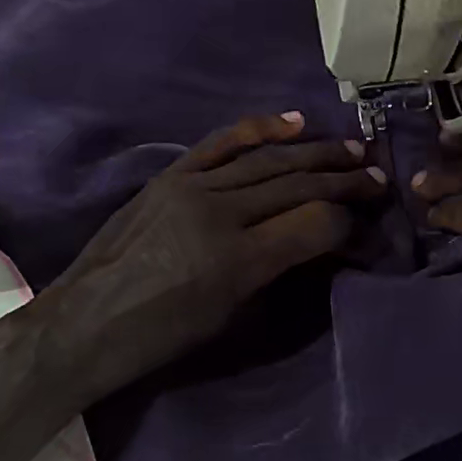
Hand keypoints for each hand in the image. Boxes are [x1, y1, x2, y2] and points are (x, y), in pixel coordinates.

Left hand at [47, 111, 386, 394]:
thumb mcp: (232, 318)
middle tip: (378, 176)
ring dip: (316, 152)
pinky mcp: (172, 175)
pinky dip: (260, 128)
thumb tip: (322, 242)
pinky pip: (222, 143)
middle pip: (298, 184)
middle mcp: (220, 213)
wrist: (83, 323)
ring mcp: (193, 187)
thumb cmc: (162, 339)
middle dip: (345, 180)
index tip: (366, 222)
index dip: (348, 220)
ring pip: (268, 159)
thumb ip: (281, 272)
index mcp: (239, 261)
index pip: (314, 222)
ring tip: (352, 149)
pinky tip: (295, 122)